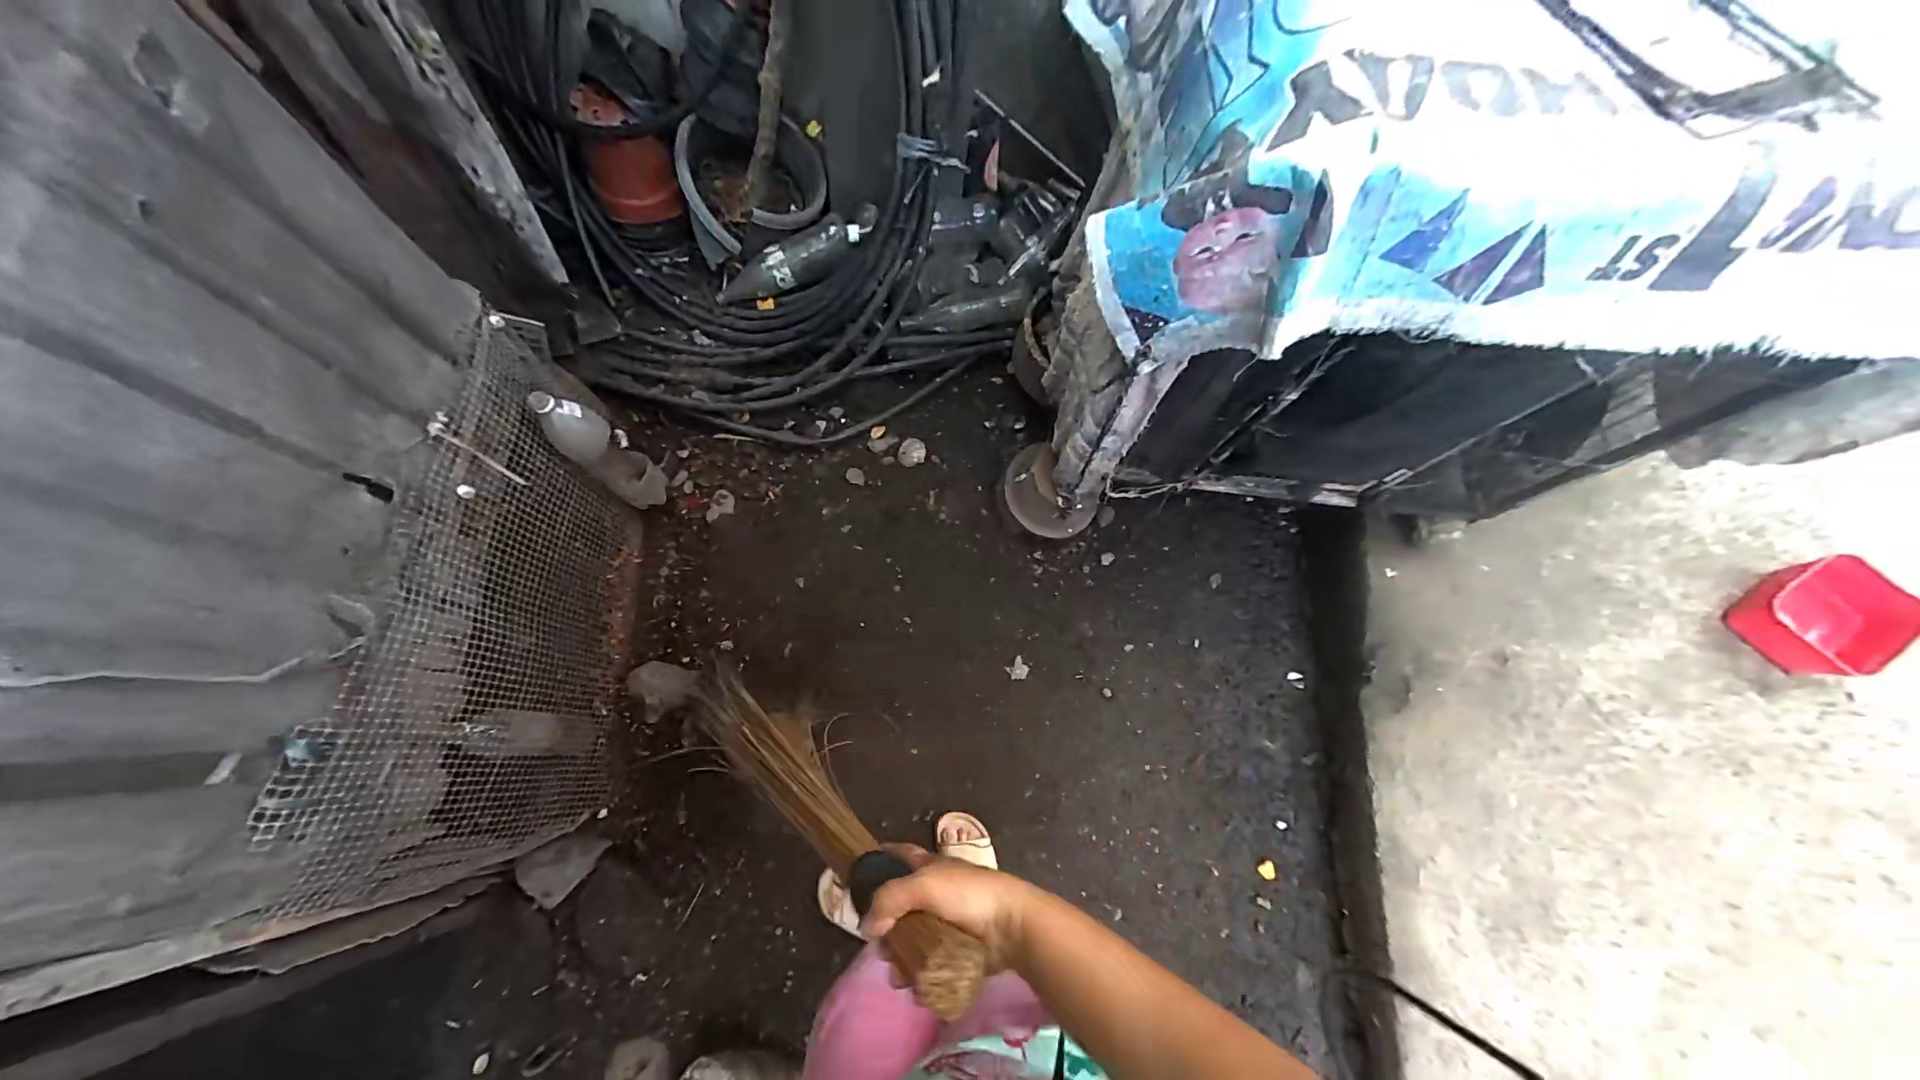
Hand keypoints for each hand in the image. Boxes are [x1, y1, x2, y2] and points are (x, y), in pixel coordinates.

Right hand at [861, 844, 1044, 972]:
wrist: (1011, 925)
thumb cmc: (968, 894)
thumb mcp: (924, 884)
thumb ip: (890, 899)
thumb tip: (867, 927)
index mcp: (929, 866)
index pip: (899, 856)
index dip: (880, 861)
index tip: (859, 877)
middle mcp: (935, 891)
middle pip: (900, 907)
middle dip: (886, 928)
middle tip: (880, 946)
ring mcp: (946, 922)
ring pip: (912, 939)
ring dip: (901, 959)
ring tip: (898, 976)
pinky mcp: (956, 949)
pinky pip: (929, 963)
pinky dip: (919, 975)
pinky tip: (914, 987)